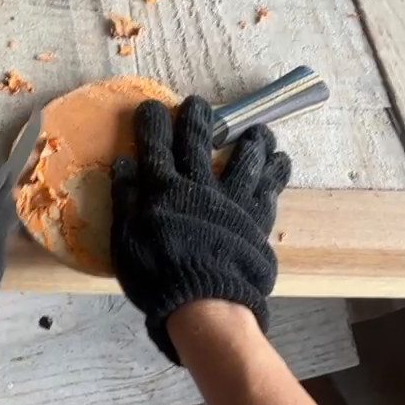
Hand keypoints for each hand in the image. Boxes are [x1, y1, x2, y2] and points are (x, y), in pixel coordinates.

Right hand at [110, 96, 291, 362]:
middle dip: (197, 119)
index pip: (154, 146)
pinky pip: (268, 189)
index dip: (152, 124)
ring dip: (251, 142)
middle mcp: (197, 186)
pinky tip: (281, 162)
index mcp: (162, 189)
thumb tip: (124, 163)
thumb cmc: (156, 273)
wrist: (204, 302)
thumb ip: (125, 198)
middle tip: (199, 103)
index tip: (152, 106)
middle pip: (198, 143)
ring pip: (244, 161)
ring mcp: (230, 201)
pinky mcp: (254, 219)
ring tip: (260, 130)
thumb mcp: (126, 237)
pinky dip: (275, 173)